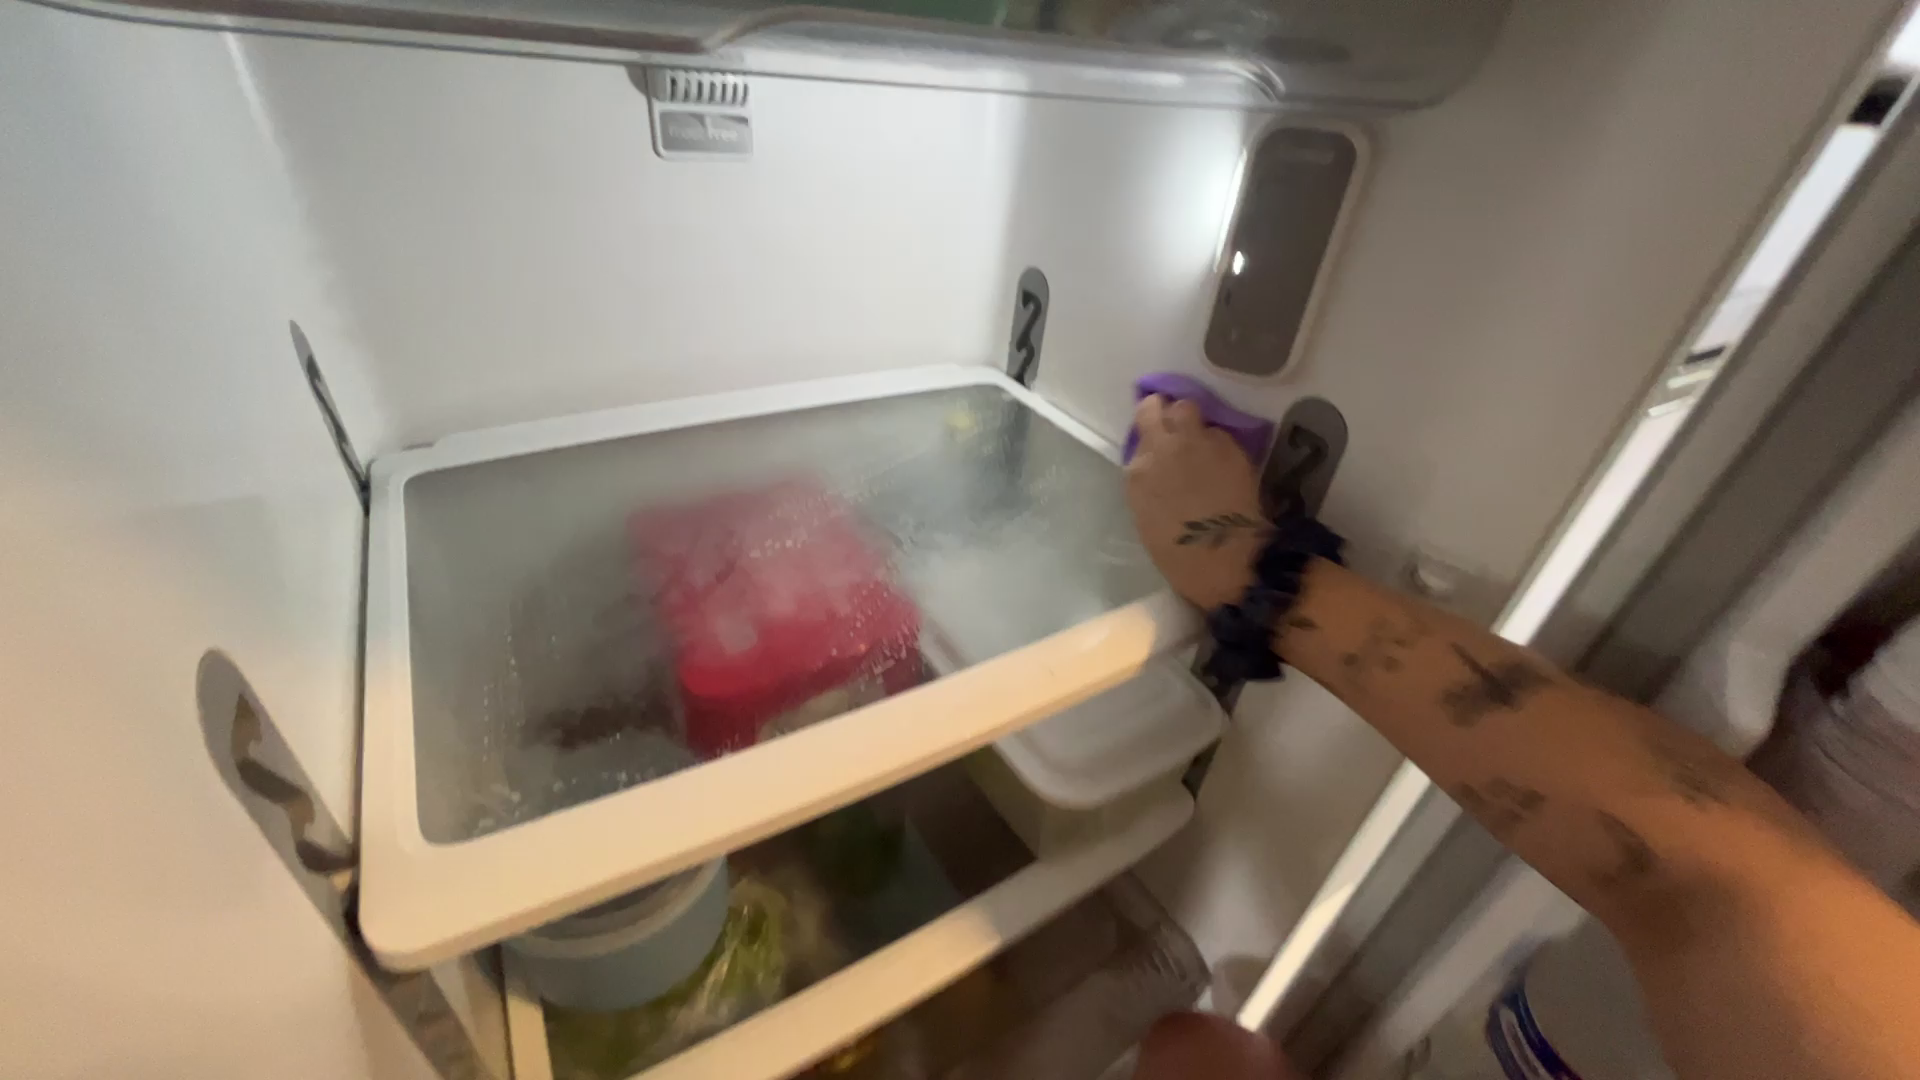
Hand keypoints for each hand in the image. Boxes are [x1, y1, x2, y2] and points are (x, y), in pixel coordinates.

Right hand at [1124, 394, 1266, 609]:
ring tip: (1202, 443)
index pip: (1141, 424)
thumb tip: (1155, 459)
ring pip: (1192, 411)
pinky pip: (1219, 433)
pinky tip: (1224, 463)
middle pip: (1164, 406)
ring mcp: (1198, 443)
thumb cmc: (1175, 550)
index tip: (1157, 433)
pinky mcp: (1229, 447)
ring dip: (1194, 423)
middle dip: (1170, 412)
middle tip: (1178, 426)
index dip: (1151, 424)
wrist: (1218, 559)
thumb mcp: (1145, 510)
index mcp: (1138, 469)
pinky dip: (1219, 443)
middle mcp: (1164, 446)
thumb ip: (1147, 476)